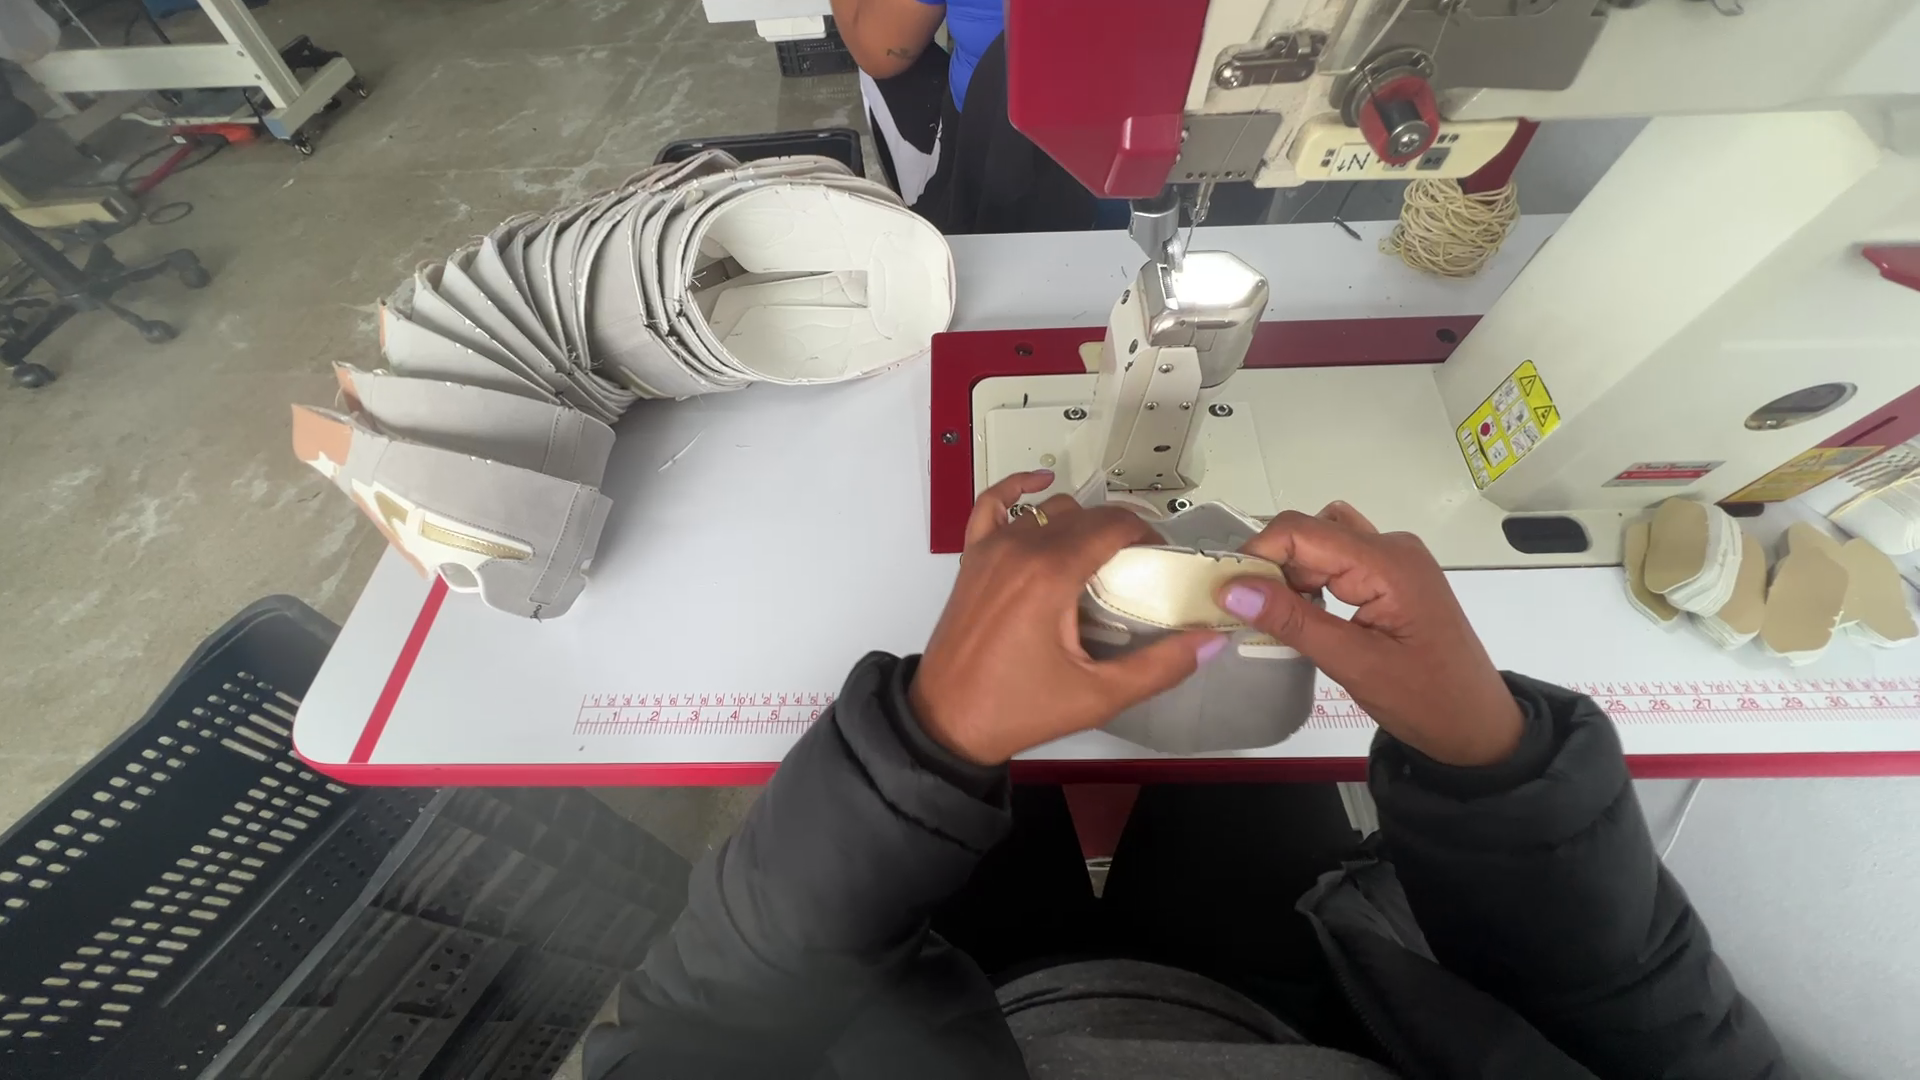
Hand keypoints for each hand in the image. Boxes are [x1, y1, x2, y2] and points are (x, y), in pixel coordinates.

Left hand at [910, 471, 1224, 764]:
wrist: (948, 720)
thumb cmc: (1019, 708)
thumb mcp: (1098, 696)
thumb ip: (1160, 666)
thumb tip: (1210, 641)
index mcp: (1051, 574)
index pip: (1113, 526)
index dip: (1145, 536)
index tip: (1159, 560)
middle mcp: (1019, 548)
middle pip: (1085, 517)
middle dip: (1118, 533)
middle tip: (1136, 568)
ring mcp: (990, 548)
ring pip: (1047, 510)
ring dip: (1079, 522)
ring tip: (1098, 556)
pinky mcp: (971, 557)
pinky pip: (990, 505)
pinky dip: (1015, 489)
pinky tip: (1038, 484)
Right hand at [1216, 502, 1522, 766]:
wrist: (1478, 728)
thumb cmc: (1425, 699)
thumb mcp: (1352, 663)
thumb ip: (1291, 620)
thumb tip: (1231, 589)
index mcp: (1387, 562)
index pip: (1300, 531)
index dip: (1256, 553)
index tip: (1228, 592)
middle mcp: (1390, 547)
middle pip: (1306, 533)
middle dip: (1270, 567)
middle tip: (1251, 613)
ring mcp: (1391, 559)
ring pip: (1317, 542)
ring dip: (1289, 573)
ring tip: (1280, 615)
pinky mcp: (1388, 575)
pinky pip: (1334, 559)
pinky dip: (1308, 579)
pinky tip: (1303, 612)